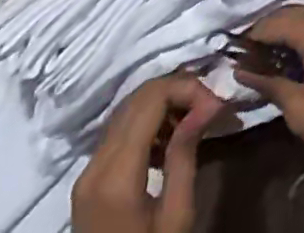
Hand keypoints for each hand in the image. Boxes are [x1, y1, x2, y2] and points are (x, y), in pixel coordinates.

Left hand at [72, 71, 223, 232]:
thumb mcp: (177, 215)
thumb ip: (185, 155)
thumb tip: (208, 103)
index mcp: (115, 175)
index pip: (150, 100)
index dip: (187, 88)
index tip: (217, 104)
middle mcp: (94, 165)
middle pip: (137, 98)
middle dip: (178, 90)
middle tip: (210, 106)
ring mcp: (86, 171)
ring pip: (127, 110)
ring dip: (164, 103)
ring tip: (195, 119)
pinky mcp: (88, 179)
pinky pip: (119, 131)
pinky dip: (148, 121)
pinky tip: (170, 138)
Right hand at [235, 5, 303, 162]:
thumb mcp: (299, 108)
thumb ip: (269, 84)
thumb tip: (241, 70)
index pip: (269, 23)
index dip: (246, 41)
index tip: (227, 60)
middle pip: (286, 14)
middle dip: (263, 33)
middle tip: (243, 63)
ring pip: (302, 18)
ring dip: (281, 35)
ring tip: (262, 64)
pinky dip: (299, 37)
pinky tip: (290, 61)